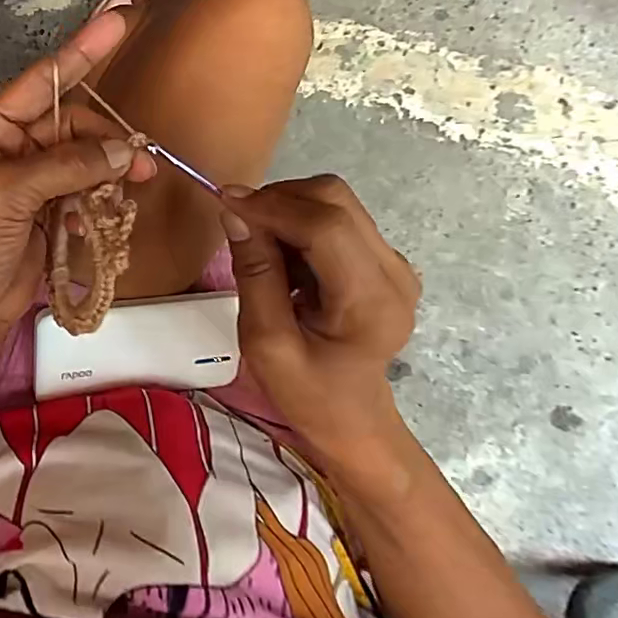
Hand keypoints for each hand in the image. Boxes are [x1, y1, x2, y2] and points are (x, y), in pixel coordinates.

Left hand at [0, 12, 156, 364]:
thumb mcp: (7, 196)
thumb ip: (64, 166)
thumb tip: (122, 149)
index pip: (40, 83)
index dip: (81, 52)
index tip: (119, 19)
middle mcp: (8, 148)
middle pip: (70, 123)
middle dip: (106, 136)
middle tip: (140, 159)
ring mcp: (29, 181)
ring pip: (83, 157)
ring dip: (110, 167)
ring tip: (136, 182)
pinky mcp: (46, 211)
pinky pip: (84, 189)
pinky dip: (100, 196)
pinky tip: (107, 212)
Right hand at [218, 175, 420, 456]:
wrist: (350, 417)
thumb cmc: (306, 391)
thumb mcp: (264, 341)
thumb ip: (254, 274)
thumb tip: (233, 213)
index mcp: (370, 300)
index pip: (325, 226)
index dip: (271, 206)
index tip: (223, 202)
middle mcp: (393, 272)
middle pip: (334, 200)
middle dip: (278, 200)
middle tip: (238, 222)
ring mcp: (392, 263)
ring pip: (334, 202)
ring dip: (286, 209)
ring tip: (259, 246)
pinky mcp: (381, 260)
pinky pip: (335, 218)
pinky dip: (297, 222)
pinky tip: (281, 256)